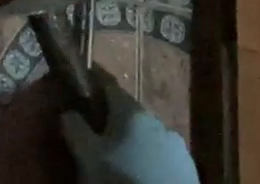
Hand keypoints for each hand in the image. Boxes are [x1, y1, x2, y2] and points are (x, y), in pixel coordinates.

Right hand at [61, 72, 199, 183]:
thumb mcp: (87, 154)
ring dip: (134, 140)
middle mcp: (158, 121)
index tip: (81, 94)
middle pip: (129, 112)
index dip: (93, 87)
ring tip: (121, 157)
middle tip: (98, 132)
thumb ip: (74, 126)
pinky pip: (163, 156)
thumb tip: (69, 112)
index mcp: (132, 111)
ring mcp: (178, 147)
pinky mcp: (190, 171)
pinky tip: (141, 173)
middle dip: (114, 119)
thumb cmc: (121, 177)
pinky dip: (150, 158)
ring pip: (148, 135)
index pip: (109, 86)